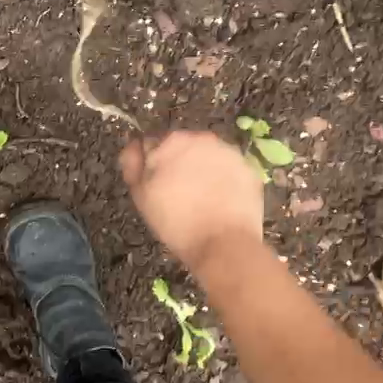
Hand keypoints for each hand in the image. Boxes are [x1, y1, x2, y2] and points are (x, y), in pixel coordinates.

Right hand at [119, 131, 265, 269]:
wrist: (224, 244)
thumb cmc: (175, 221)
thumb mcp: (140, 195)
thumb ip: (132, 164)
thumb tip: (134, 147)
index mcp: (172, 141)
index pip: (153, 144)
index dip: (151, 164)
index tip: (154, 184)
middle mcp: (202, 138)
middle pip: (183, 146)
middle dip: (178, 163)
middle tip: (176, 192)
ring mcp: (230, 153)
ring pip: (207, 156)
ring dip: (201, 169)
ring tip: (201, 198)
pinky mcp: (250, 169)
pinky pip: (229, 169)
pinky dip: (223, 179)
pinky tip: (220, 201)